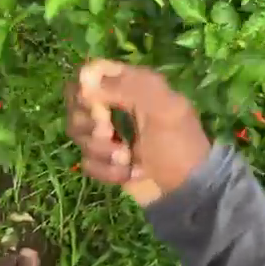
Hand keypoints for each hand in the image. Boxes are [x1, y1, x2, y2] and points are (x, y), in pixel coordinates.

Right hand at [66, 60, 212, 205]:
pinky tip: (127, 174)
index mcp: (132, 85)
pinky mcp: (105, 160)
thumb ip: (129, 87)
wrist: (188, 193)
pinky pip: (86, 161)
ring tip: (127, 159)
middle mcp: (115, 105)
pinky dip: (106, 171)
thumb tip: (85, 85)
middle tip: (109, 134)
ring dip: (101, 150)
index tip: (98, 105)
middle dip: (90, 123)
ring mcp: (108, 134)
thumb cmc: (180, 146)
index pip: (90, 72)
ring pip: (78, 133)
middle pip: (76, 103)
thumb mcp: (164, 109)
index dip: (86, 88)